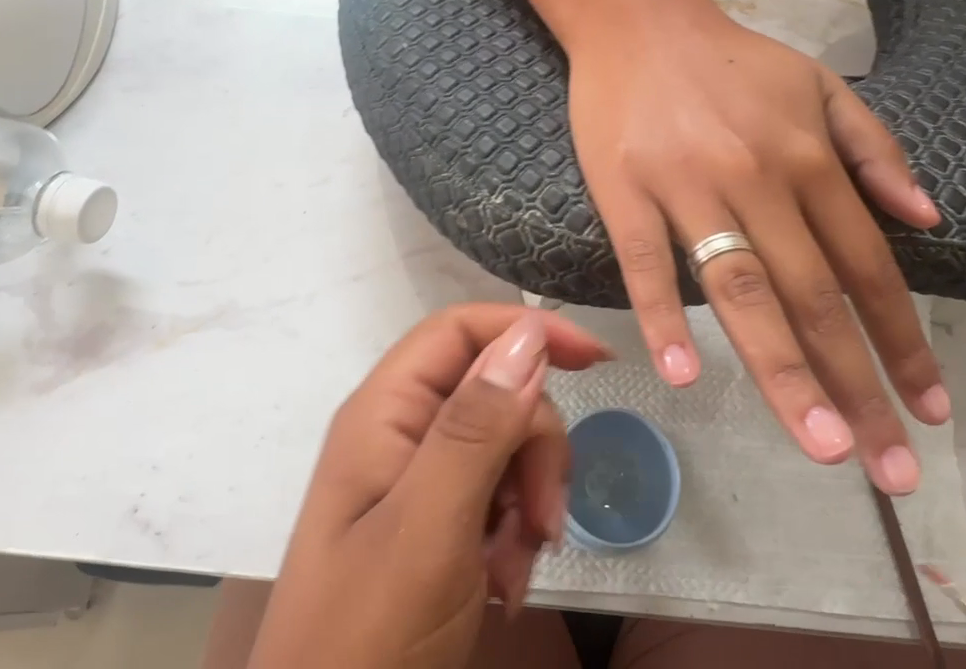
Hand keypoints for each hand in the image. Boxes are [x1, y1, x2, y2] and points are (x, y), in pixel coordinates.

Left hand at [249, 305, 612, 668]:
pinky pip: (501, 497)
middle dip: (536, 450)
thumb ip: (477, 427)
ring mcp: (421, 478)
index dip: (528, 332)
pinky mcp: (439, 521)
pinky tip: (503, 583)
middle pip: (498, 393)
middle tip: (542, 521)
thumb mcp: (428, 527)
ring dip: (530, 501)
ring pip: (508, 447)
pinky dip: (516, 535)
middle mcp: (402, 432)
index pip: (460, 331)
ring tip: (514, 568)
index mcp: (385, 412)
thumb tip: (529, 332)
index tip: (596, 362)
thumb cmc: (368, 634)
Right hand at [567, 11, 946, 493]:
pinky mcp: (622, 193)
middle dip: (857, 386)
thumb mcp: (819, 85)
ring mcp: (685, 189)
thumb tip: (929, 221)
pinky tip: (685, 377)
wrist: (636, 18)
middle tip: (891, 469)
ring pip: (740, 291)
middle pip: (813, 296)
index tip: (933, 409)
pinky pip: (642, 263)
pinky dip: (663, 319)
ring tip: (822, 447)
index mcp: (807, 157)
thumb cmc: (729, 59)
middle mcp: (756, 179)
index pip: (867, 267)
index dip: (904, 342)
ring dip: (783, 372)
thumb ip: (875, 148)